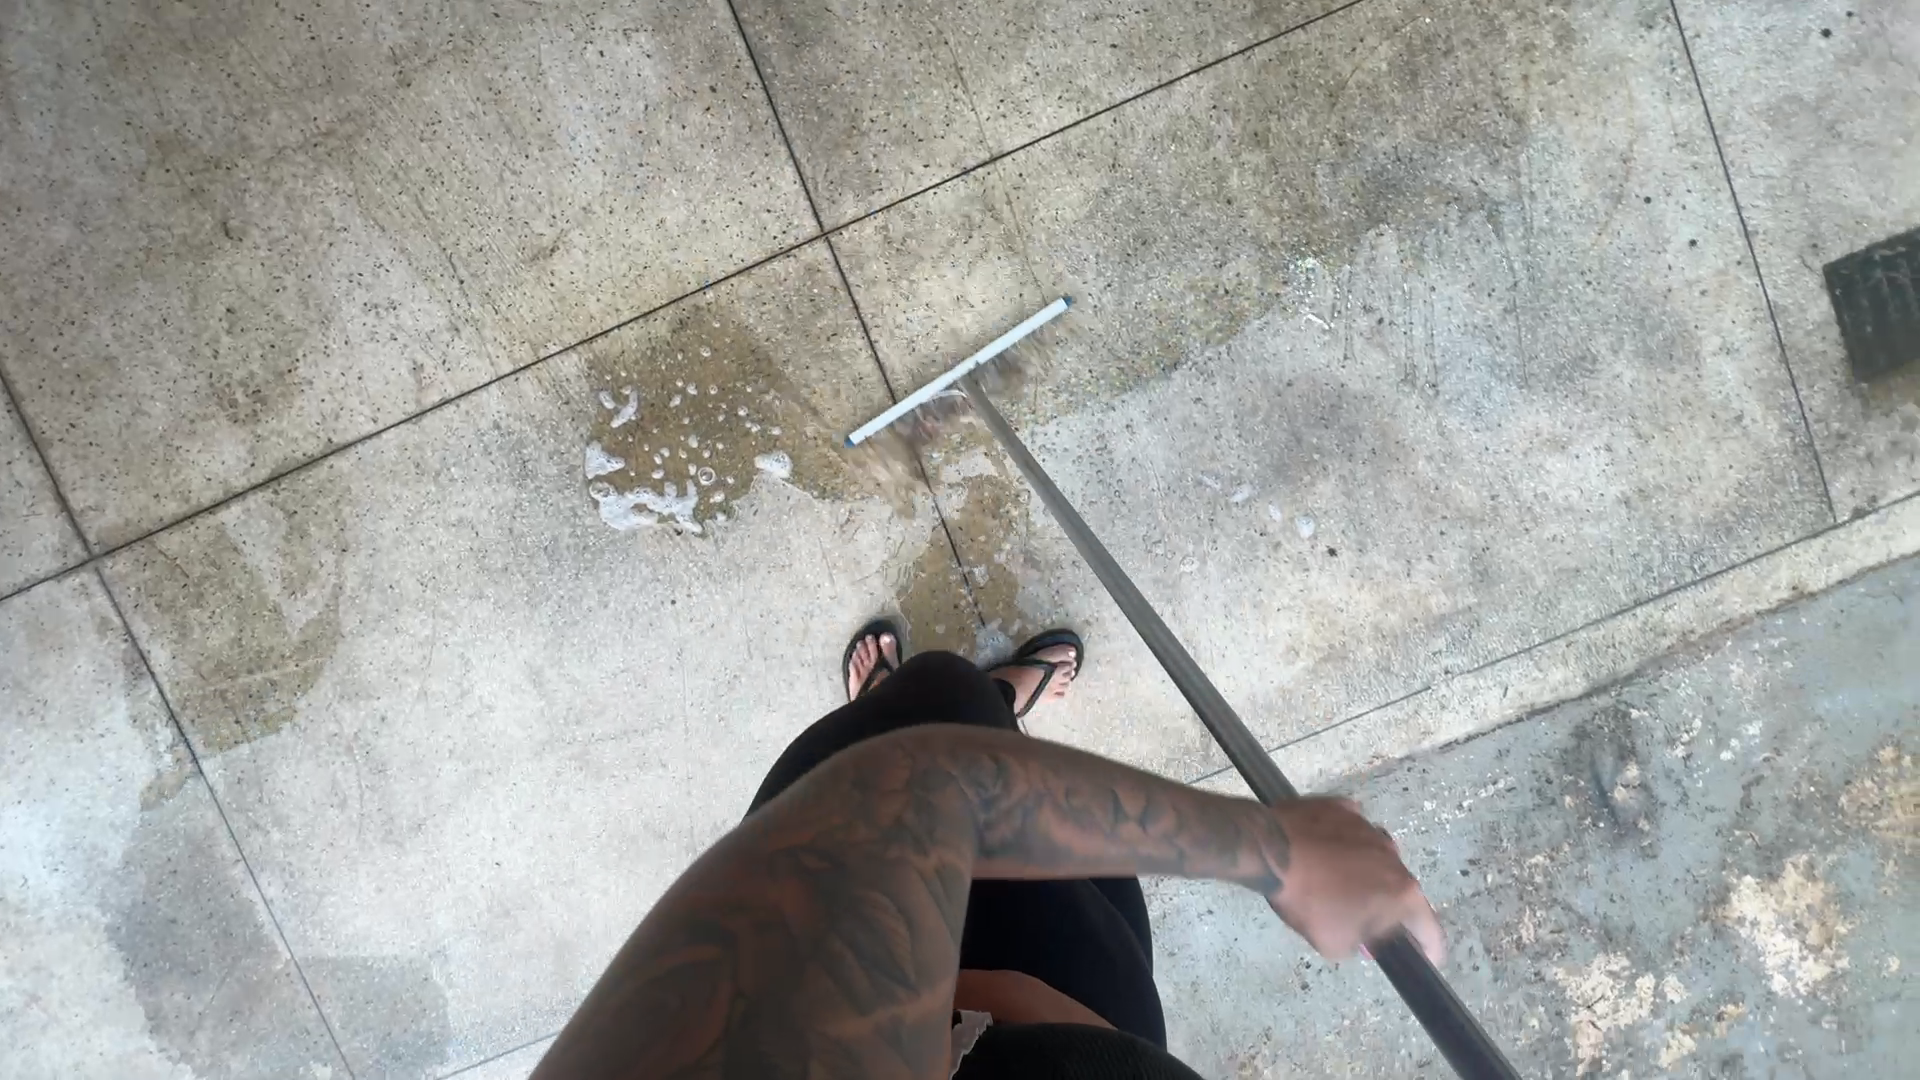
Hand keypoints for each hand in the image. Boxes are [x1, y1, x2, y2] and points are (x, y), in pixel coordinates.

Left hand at [1263, 797, 1446, 964]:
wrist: (1269, 848)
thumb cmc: (1306, 900)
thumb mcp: (1336, 944)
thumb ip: (1362, 944)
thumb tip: (1367, 936)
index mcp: (1403, 894)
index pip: (1430, 932)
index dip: (1426, 949)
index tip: (1418, 956)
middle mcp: (1393, 856)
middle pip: (1401, 888)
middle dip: (1385, 904)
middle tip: (1358, 913)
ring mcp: (1367, 825)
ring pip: (1376, 855)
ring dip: (1364, 869)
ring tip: (1333, 876)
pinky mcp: (1340, 805)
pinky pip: (1350, 828)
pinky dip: (1342, 839)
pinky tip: (1322, 846)